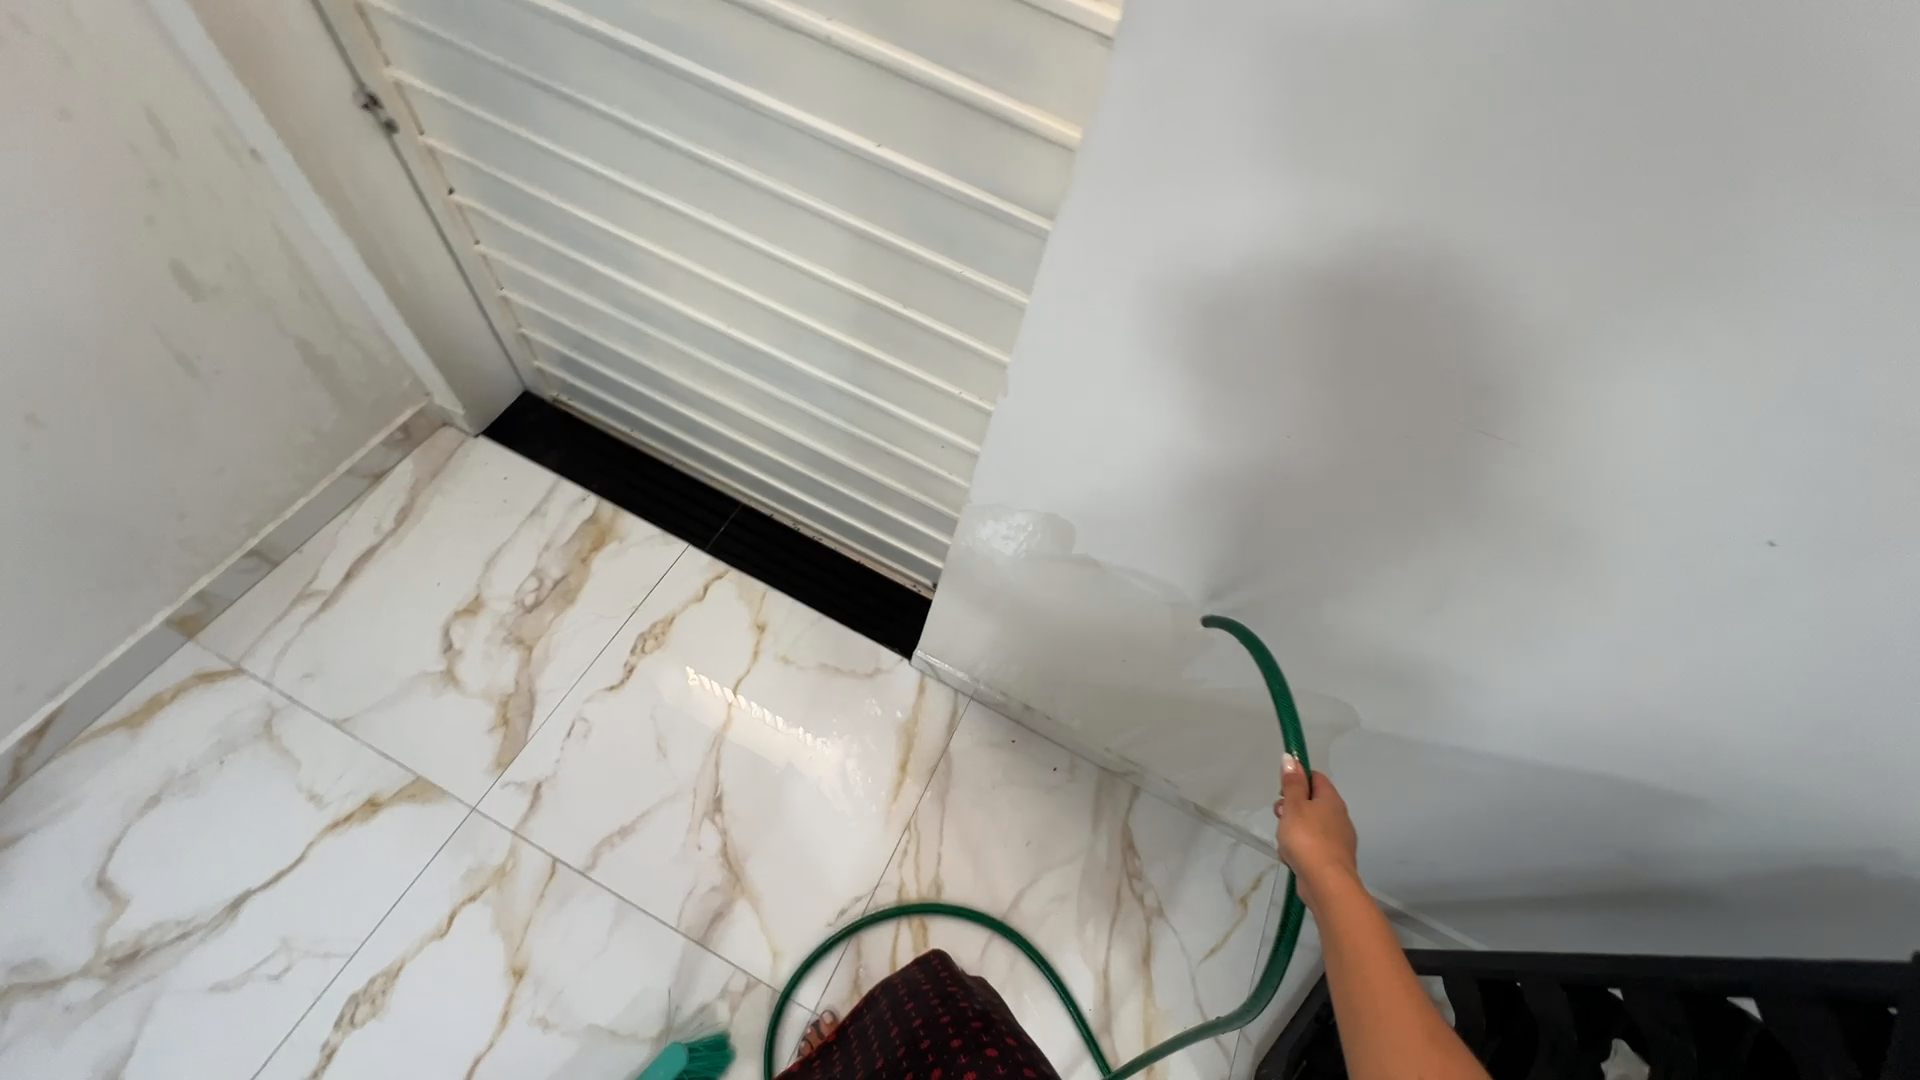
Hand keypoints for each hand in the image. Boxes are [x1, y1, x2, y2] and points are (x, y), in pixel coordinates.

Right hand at [1274, 754, 1359, 905]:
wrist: (1326, 883)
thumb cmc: (1307, 838)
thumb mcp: (1294, 805)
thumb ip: (1291, 783)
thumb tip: (1291, 758)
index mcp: (1332, 800)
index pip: (1316, 778)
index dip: (1297, 779)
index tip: (1282, 791)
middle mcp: (1339, 817)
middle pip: (1311, 802)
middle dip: (1290, 808)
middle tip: (1280, 816)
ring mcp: (1338, 840)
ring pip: (1309, 826)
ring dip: (1292, 830)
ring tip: (1284, 842)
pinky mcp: (1332, 859)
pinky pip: (1311, 846)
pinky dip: (1299, 849)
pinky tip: (1291, 858)